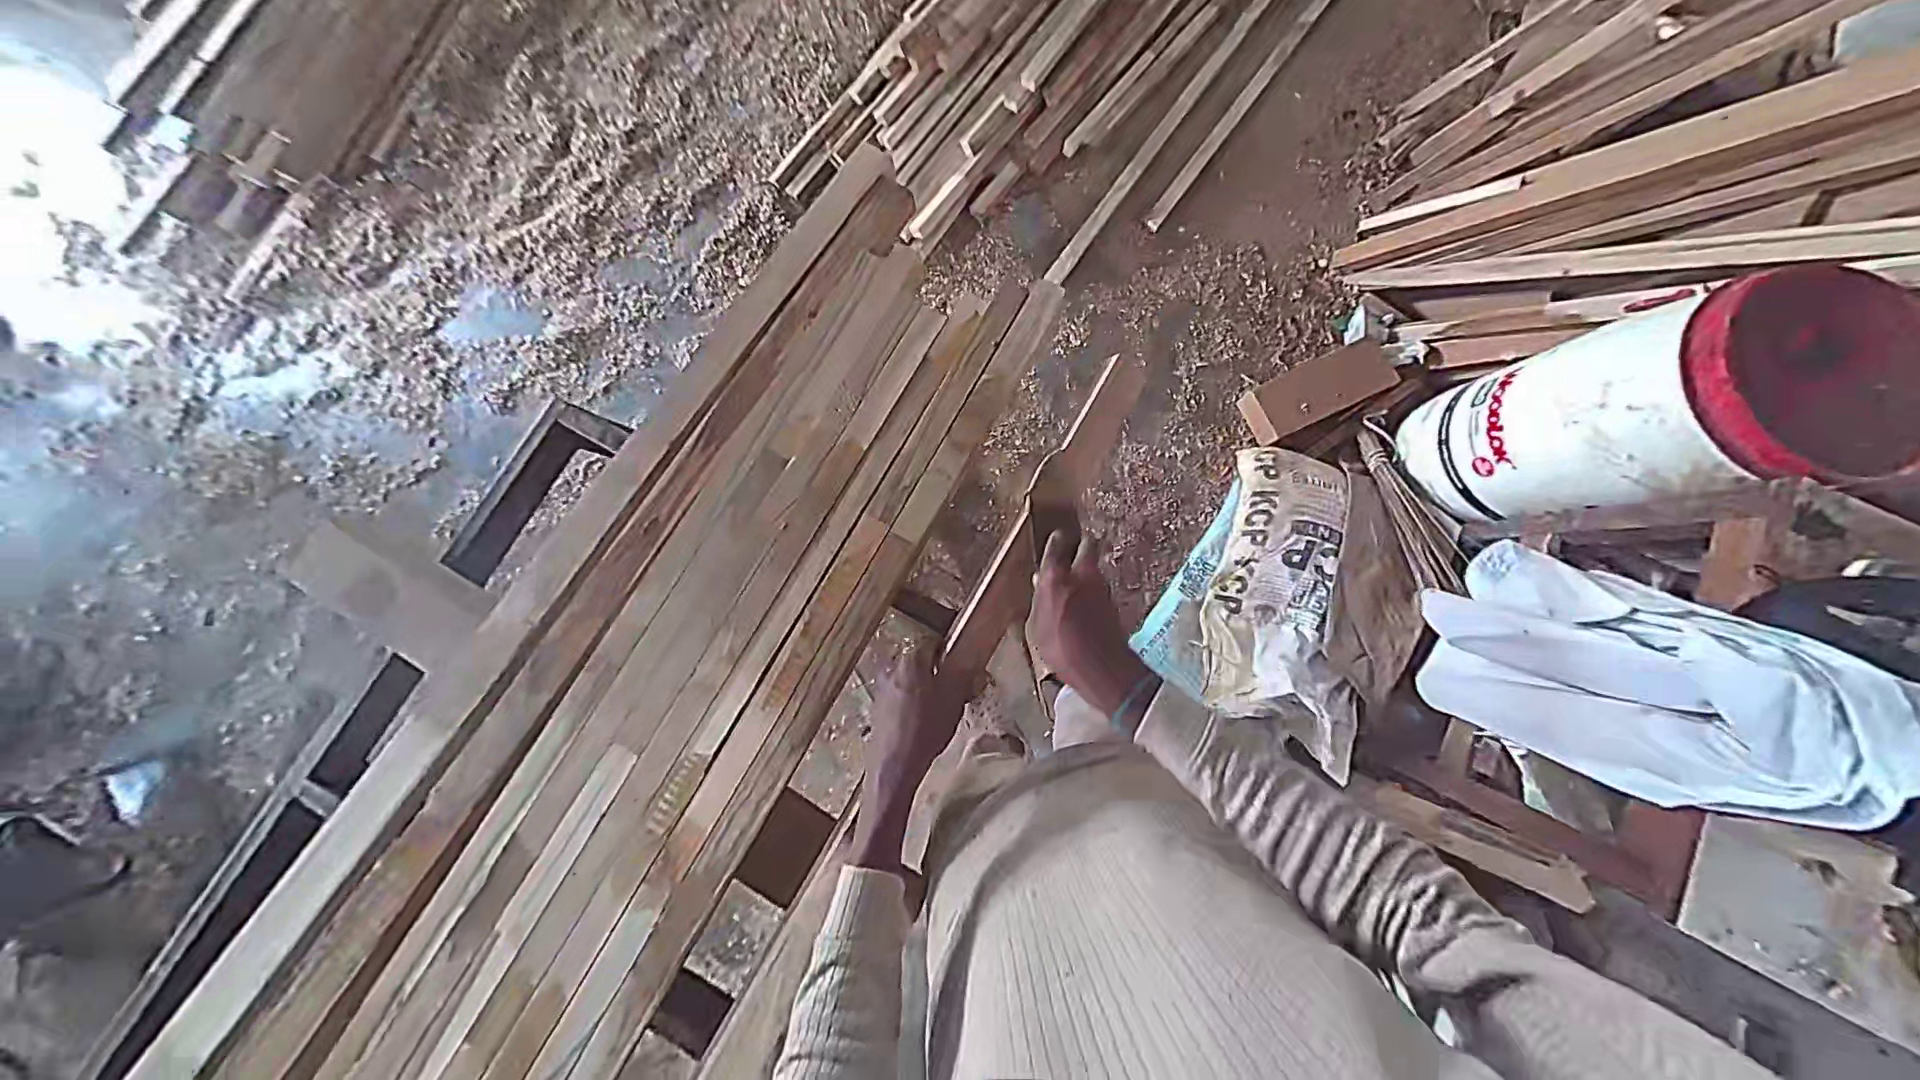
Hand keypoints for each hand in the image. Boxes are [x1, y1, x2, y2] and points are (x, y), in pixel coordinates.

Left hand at [850, 638, 969, 875]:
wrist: (894, 766)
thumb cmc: (924, 731)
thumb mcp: (954, 699)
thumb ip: (964, 675)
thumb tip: (972, 663)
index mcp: (910, 660)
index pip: (932, 642)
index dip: (948, 653)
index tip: (959, 664)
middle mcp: (892, 669)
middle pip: (919, 660)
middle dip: (936, 671)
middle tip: (953, 689)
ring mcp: (882, 689)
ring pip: (909, 678)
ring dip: (924, 687)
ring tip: (939, 709)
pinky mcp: (878, 708)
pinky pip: (900, 696)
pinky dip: (912, 702)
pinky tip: (923, 722)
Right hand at [1029, 529, 1157, 724]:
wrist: (1101, 668)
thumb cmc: (1062, 649)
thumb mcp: (1037, 627)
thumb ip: (1040, 600)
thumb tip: (1040, 583)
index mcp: (1055, 578)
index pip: (1056, 545)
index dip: (1056, 539)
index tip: (1056, 537)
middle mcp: (1082, 575)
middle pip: (1087, 545)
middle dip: (1082, 544)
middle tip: (1073, 548)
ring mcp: (1102, 587)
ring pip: (1095, 566)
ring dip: (1087, 569)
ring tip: (1076, 579)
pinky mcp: (1113, 601)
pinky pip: (1100, 585)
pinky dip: (1093, 587)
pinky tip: (1085, 601)